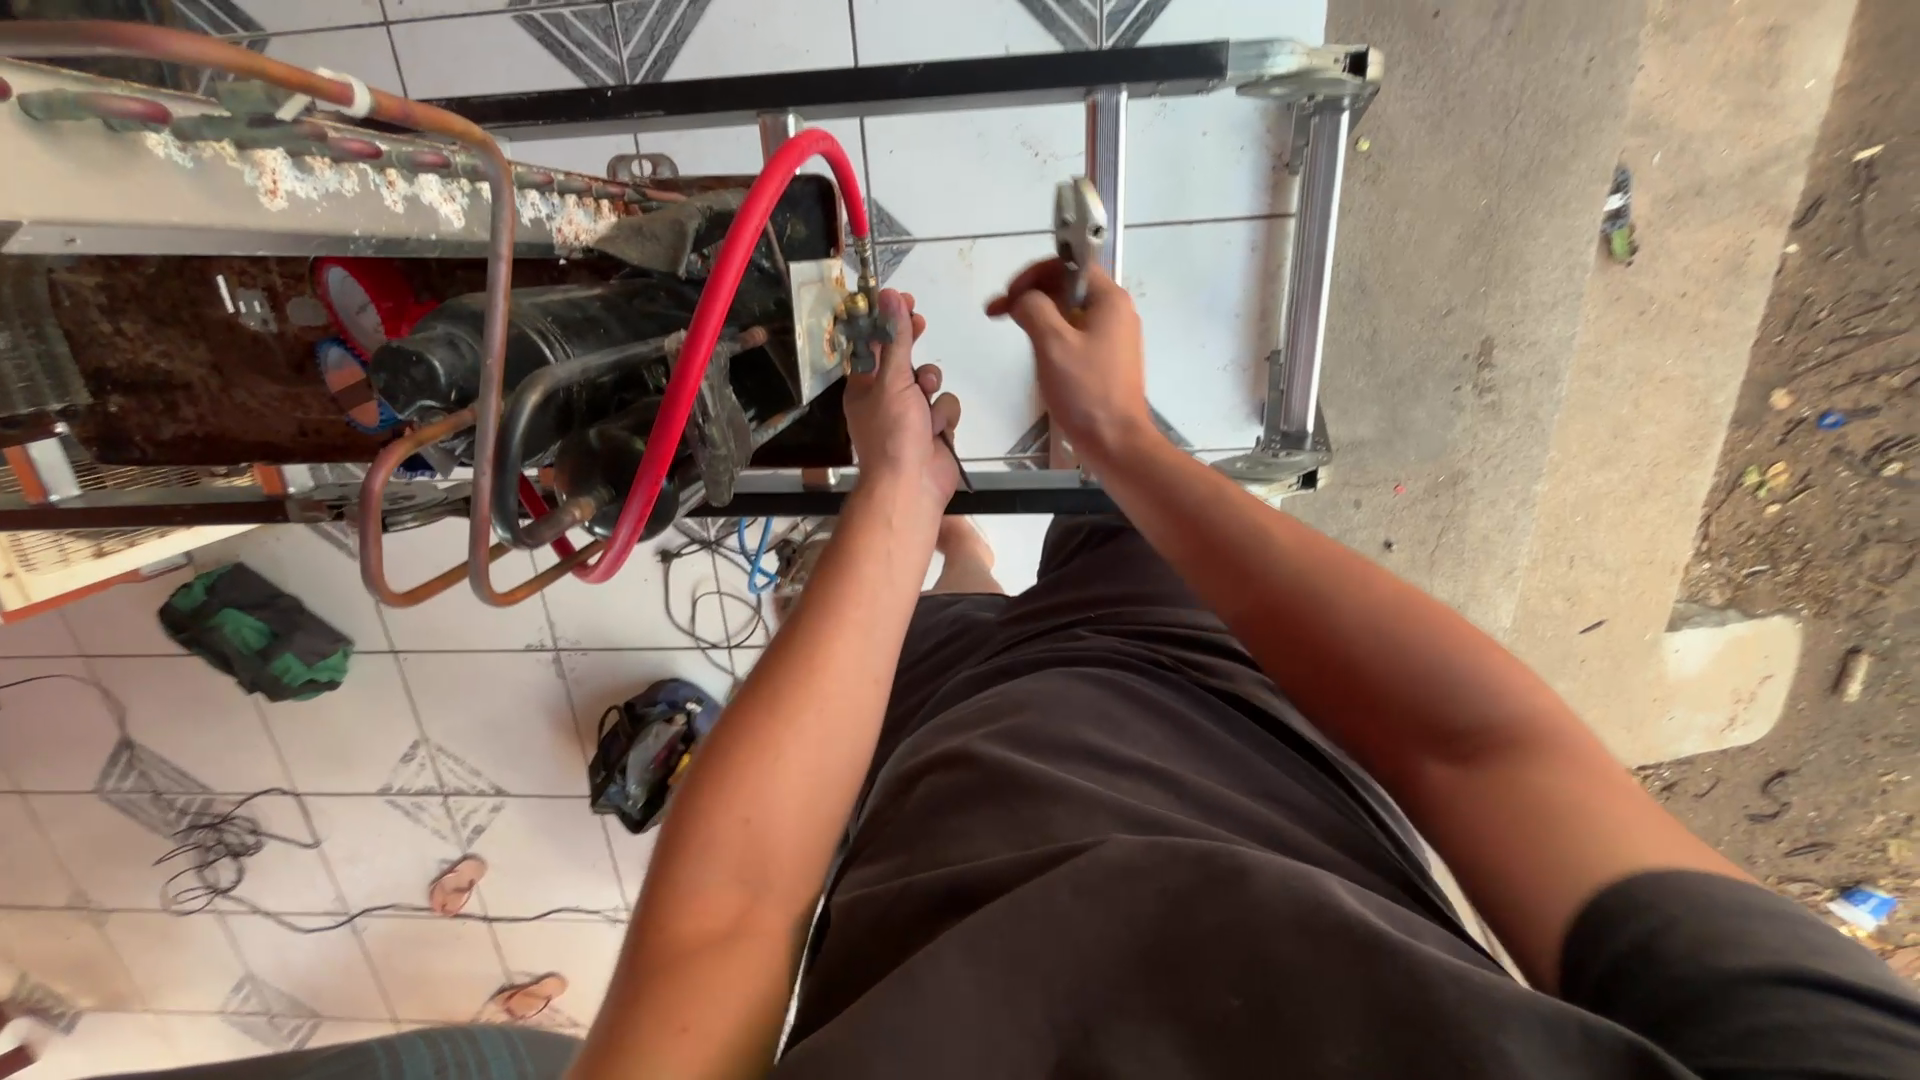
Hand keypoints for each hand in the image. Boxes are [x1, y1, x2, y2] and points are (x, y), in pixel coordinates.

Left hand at [843, 289, 962, 508]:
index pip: (874, 343)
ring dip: (931, 390)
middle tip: (921, 323)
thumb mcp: (891, 380)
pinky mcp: (934, 430)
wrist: (912, 486)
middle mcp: (885, 398)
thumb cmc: (892, 433)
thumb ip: (896, 338)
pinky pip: (946, 406)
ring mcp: (911, 415)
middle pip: (904, 359)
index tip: (903, 299)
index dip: (888, 320)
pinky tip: (938, 431)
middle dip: (914, 350)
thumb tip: (888, 295)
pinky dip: (944, 416)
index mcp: (863, 387)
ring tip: (926, 406)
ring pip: (930, 382)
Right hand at [986, 258, 1151, 466]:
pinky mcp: (1107, 361)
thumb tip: (1022, 299)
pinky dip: (1052, 336)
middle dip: (1031, 295)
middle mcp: (1116, 312)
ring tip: (1012, 330)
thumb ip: (1033, 309)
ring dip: (1038, 316)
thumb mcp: (1052, 344)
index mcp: (1109, 299)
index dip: (1032, 274)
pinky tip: (1036, 352)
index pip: (1068, 264)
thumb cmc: (1085, 392)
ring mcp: (1113, 338)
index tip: (1008, 295)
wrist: (1115, 442)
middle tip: (998, 312)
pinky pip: (1075, 335)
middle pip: (1067, 287)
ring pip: (1069, 312)